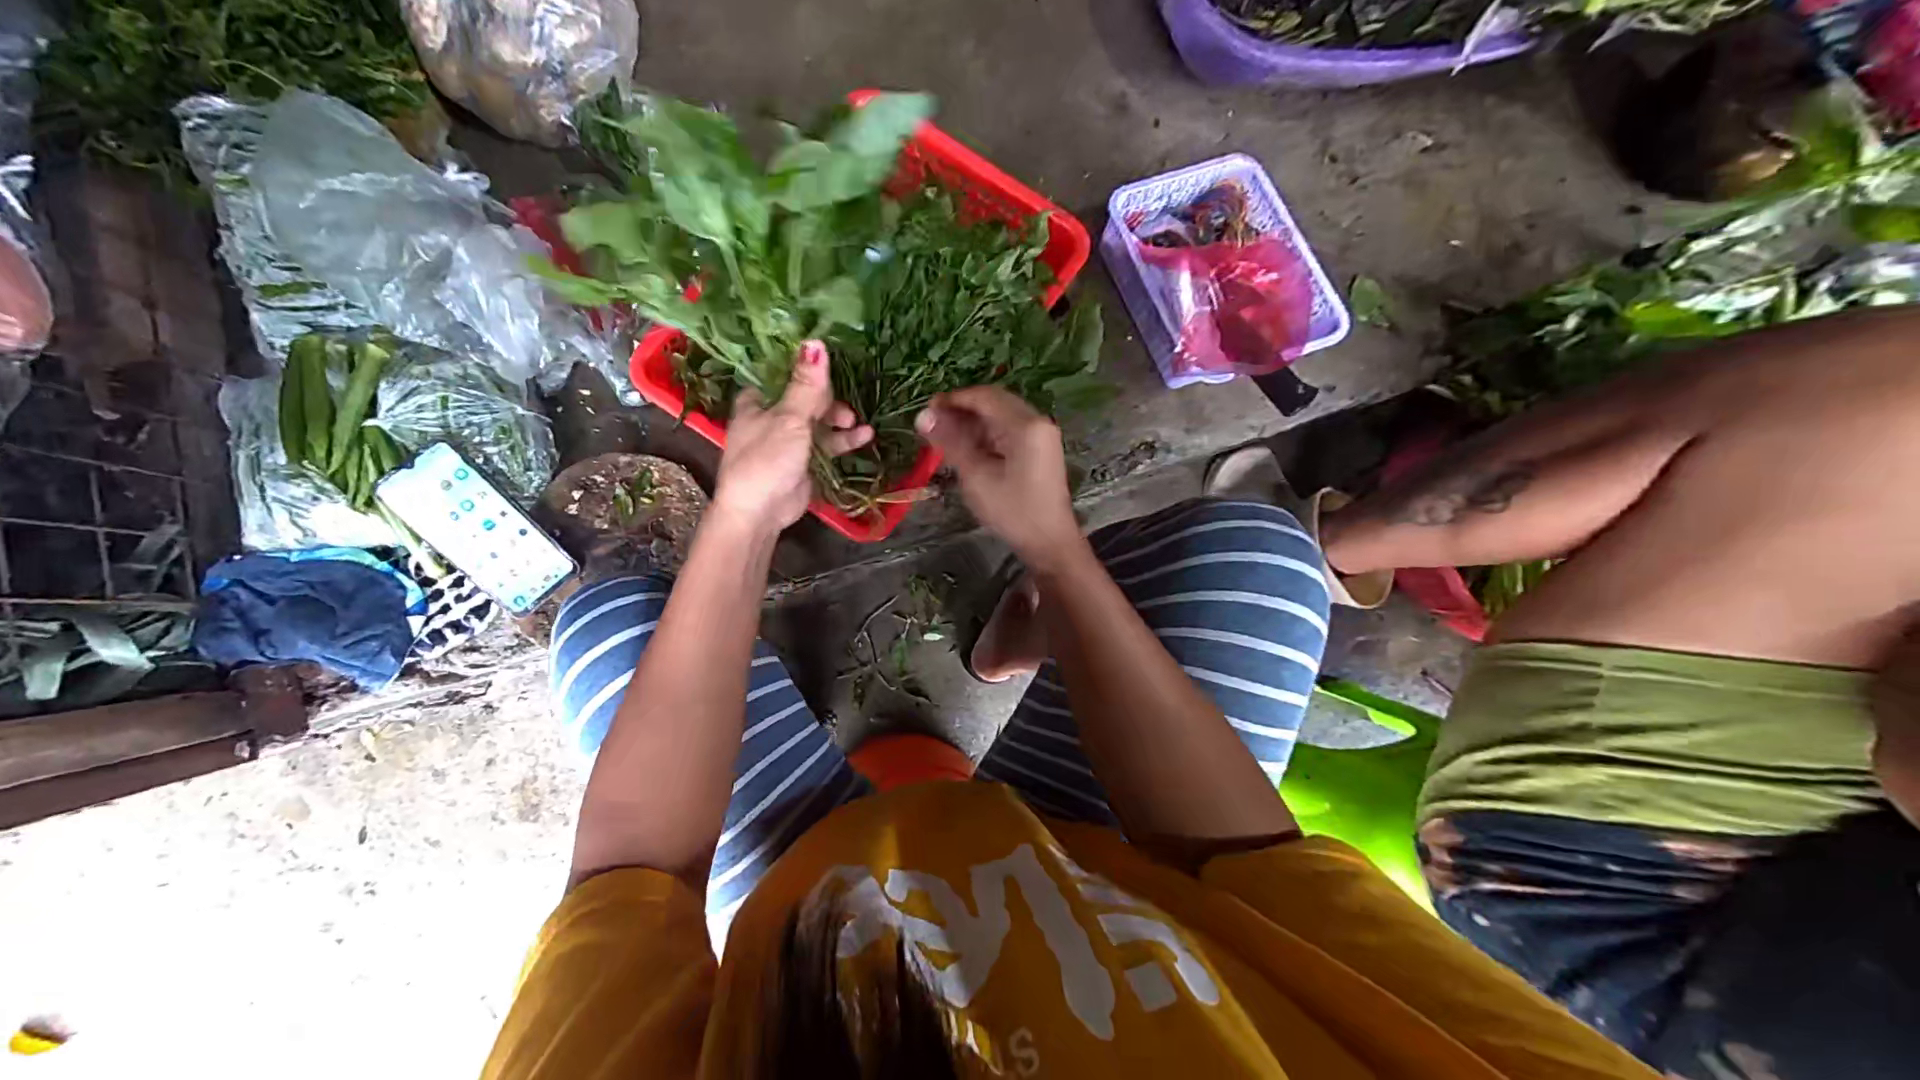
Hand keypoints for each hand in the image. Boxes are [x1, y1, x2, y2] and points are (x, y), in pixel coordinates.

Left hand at [714, 340, 872, 534]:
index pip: (786, 373)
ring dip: (840, 420)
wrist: (759, 513)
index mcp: (757, 399)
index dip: (810, 368)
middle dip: (830, 399)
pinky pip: (826, 443)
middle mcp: (771, 415)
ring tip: (858, 423)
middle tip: (847, 406)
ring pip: (819, 420)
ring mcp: (788, 438)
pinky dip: (843, 439)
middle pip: (807, 396)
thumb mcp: (789, 419)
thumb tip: (816, 342)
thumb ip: (807, 385)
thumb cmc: (766, 459)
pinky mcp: (803, 460)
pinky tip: (864, 436)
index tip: (836, 364)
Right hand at [915, 386, 1082, 569]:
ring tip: (945, 436)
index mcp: (1026, 424)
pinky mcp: (1040, 449)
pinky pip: (1009, 430)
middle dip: (963, 409)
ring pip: (1001, 415)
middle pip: (995, 402)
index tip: (927, 409)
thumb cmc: (1012, 511)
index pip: (984, 396)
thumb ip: (950, 442)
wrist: (1049, 542)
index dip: (953, 399)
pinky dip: (987, 433)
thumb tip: (922, 416)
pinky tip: (968, 447)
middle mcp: (1037, 421)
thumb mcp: (976, 476)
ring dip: (973, 421)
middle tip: (933, 423)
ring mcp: (1042, 435)